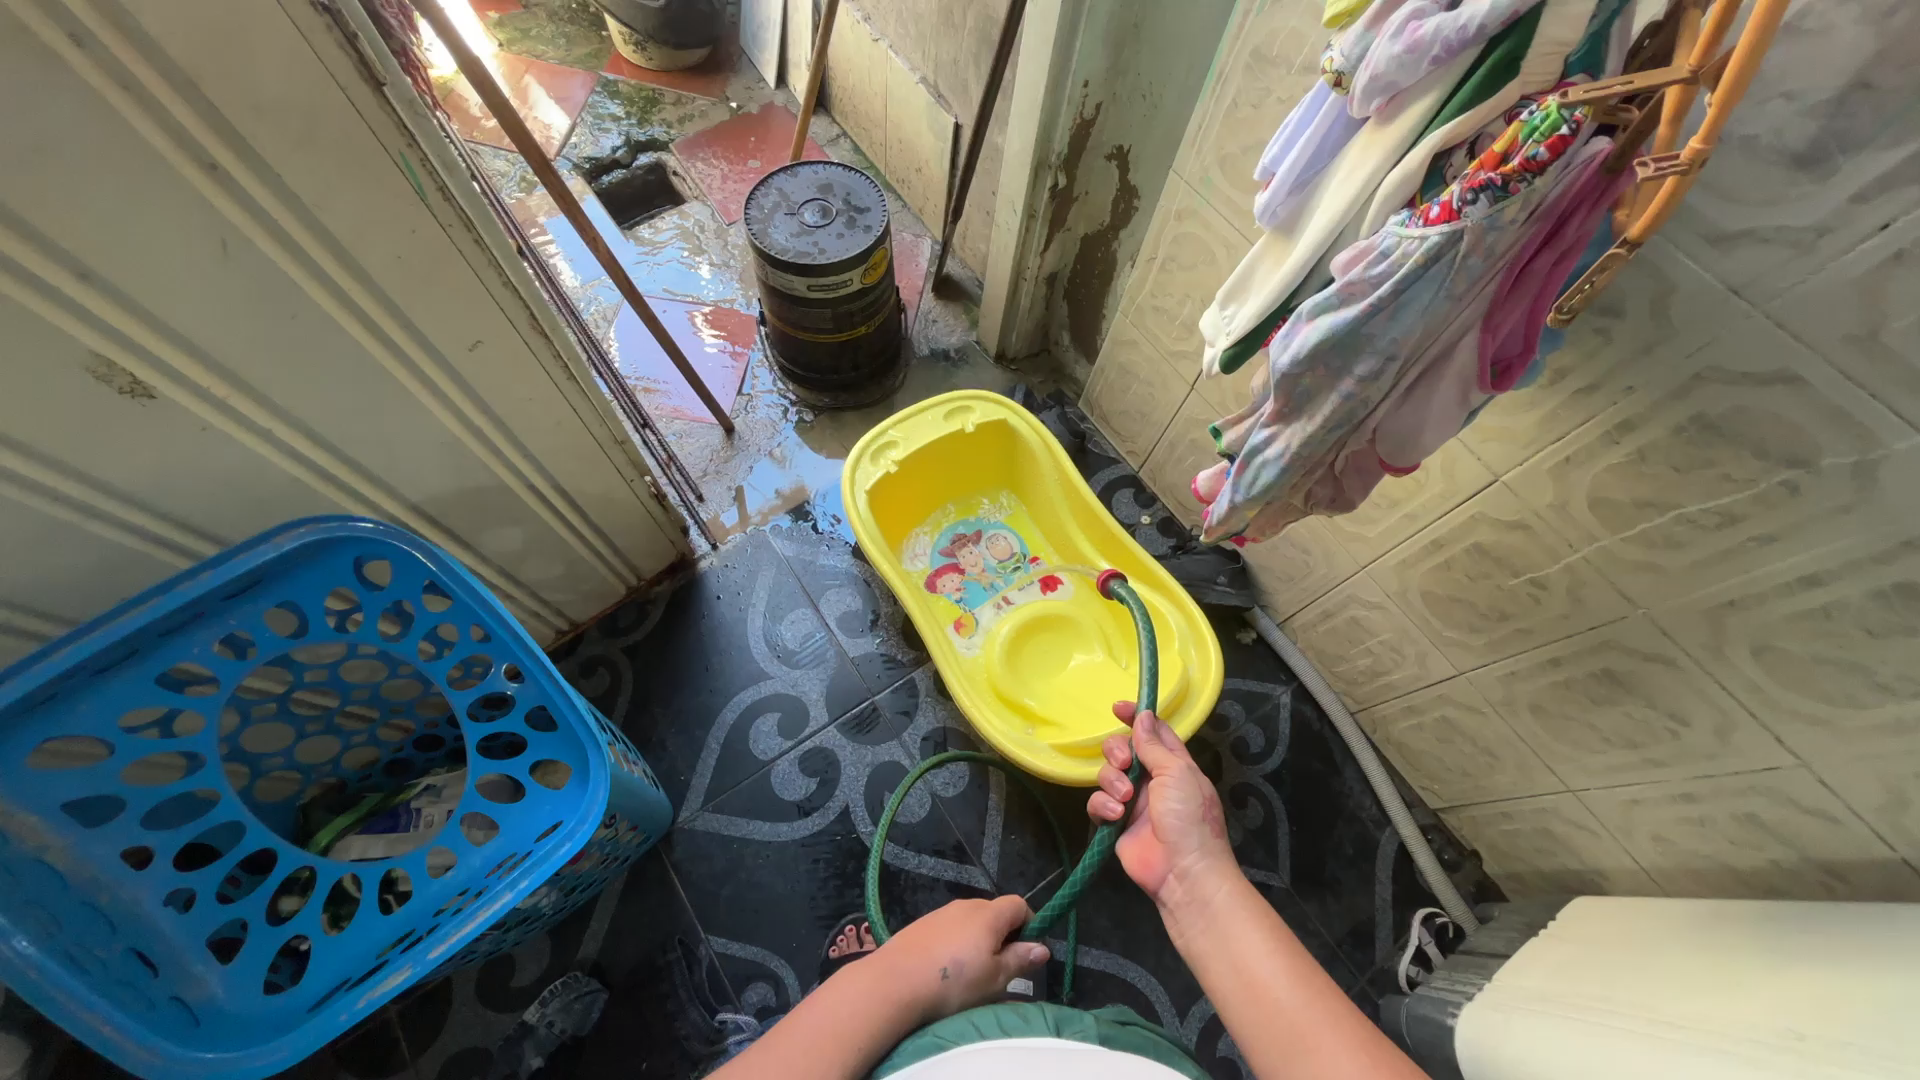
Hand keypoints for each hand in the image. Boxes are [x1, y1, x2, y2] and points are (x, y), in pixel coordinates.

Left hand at [868, 896, 1048, 1023]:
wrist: (895, 981)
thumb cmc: (953, 982)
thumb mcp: (995, 978)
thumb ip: (1020, 959)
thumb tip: (1043, 947)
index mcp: (988, 914)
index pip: (1019, 904)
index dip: (1029, 924)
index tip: (1027, 952)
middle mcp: (966, 905)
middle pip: (995, 912)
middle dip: (1004, 936)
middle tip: (1001, 970)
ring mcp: (941, 913)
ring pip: (971, 921)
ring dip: (979, 940)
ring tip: (973, 974)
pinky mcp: (922, 924)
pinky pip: (950, 928)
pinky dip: (957, 943)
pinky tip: (947, 970)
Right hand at [1087, 703, 1237, 908]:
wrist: (1183, 872)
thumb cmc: (1189, 818)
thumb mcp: (1177, 773)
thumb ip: (1154, 745)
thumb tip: (1144, 716)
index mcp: (1173, 764)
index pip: (1153, 732)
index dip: (1136, 717)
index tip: (1117, 708)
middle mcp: (1152, 779)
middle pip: (1123, 750)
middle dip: (1117, 750)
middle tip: (1125, 763)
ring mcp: (1132, 802)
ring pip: (1107, 774)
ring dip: (1112, 780)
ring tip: (1125, 798)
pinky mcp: (1115, 823)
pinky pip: (1098, 802)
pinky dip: (1103, 805)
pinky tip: (1115, 816)